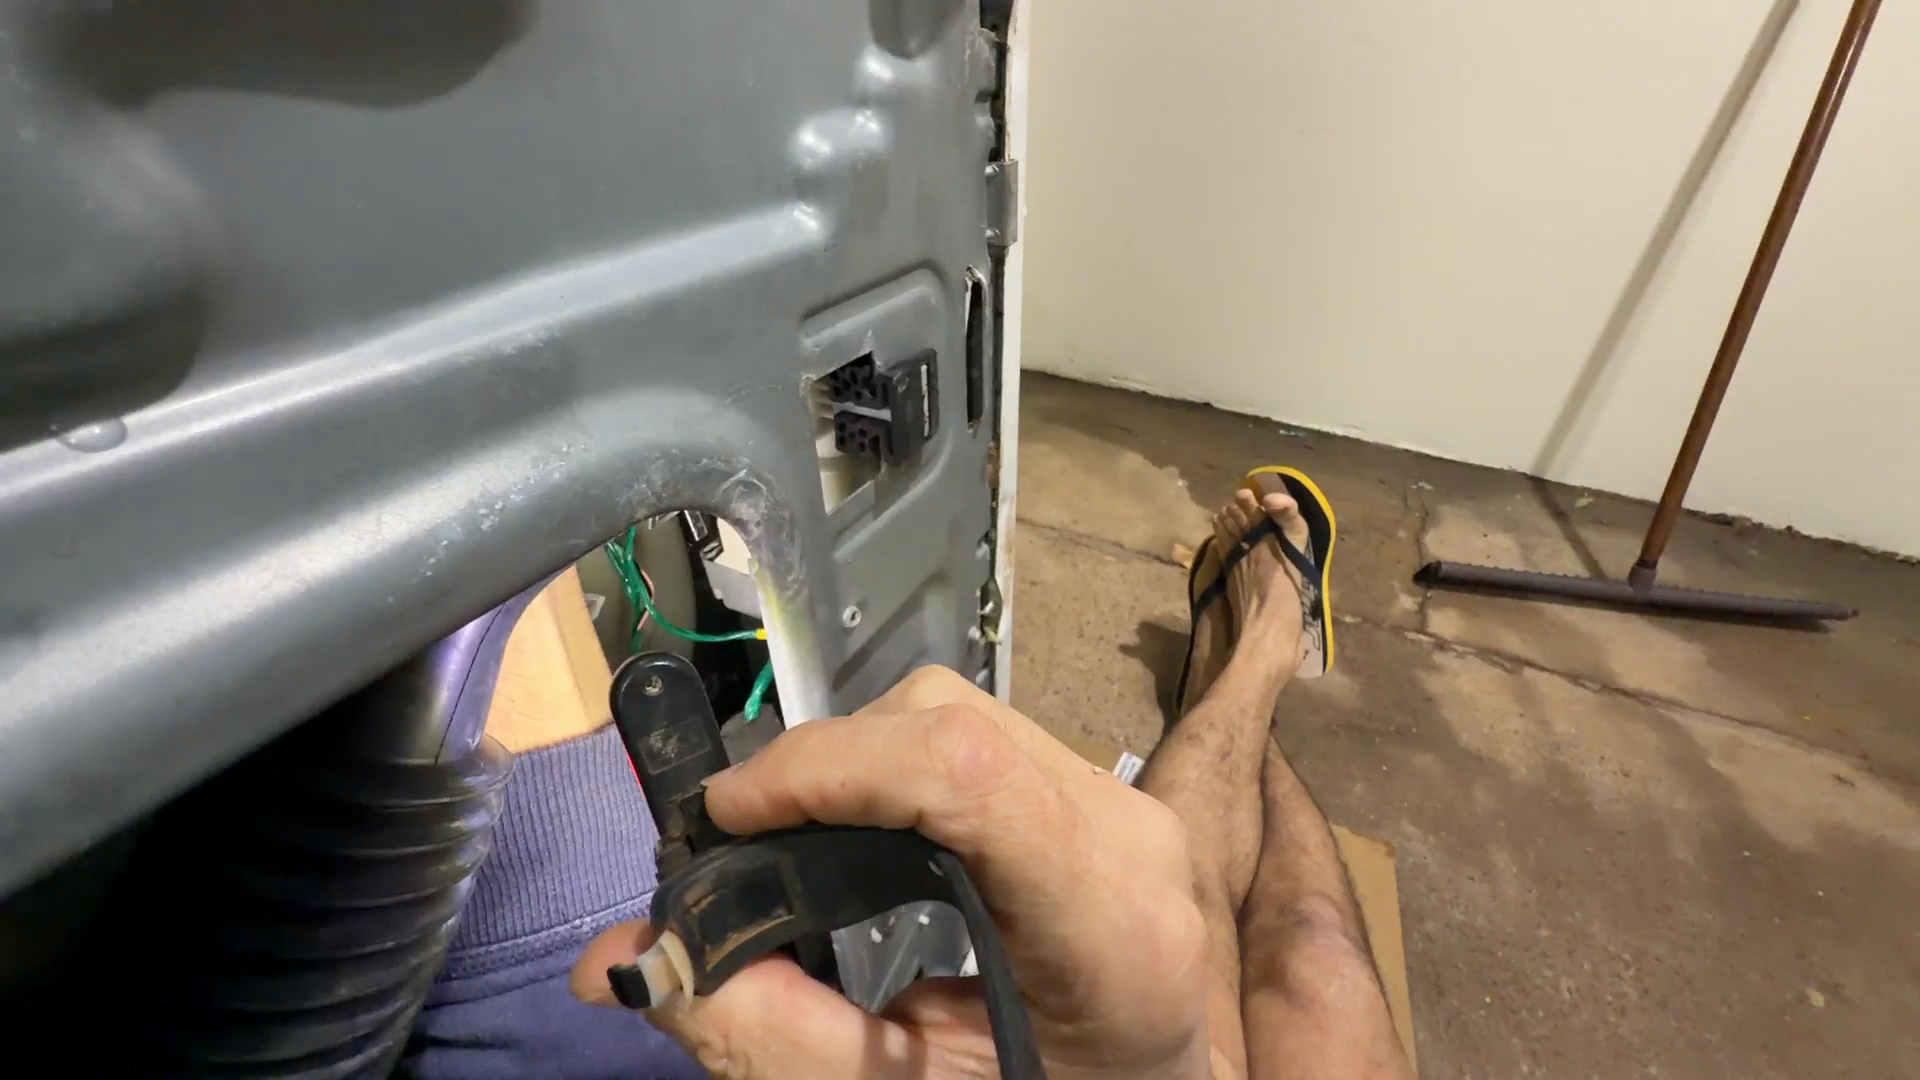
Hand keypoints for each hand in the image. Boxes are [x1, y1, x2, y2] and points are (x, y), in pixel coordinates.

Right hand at [570, 665, 1211, 1079]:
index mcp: (1109, 919)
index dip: (832, 765)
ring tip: (804, 829)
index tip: (729, 813)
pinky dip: (901, 759)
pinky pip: (981, 732)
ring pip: (961, 711)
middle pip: (952, 722)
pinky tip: (872, 819)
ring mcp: (1122, 797)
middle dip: (830, 760)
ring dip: (863, 753)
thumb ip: (776, 1037)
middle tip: (751, 833)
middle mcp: (1127, 828)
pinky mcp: (1099, 788)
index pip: (966, 772)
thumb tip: (633, 956)